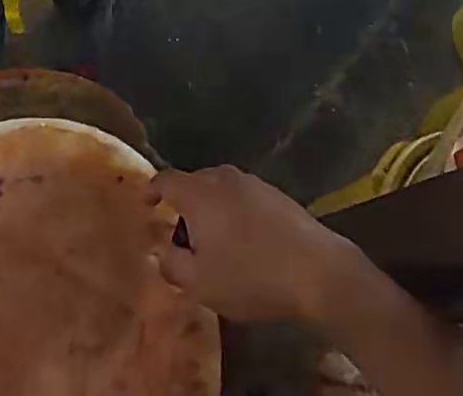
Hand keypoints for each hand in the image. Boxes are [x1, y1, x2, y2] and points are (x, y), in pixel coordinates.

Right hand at [146, 166, 368, 324]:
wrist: (317, 270)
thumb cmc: (251, 276)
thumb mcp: (201, 283)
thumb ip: (173, 265)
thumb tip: (163, 251)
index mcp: (199, 194)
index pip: (167, 180)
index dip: (152, 189)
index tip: (146, 202)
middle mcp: (224, 178)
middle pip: (194, 182)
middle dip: (183, 204)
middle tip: (182, 235)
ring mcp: (253, 183)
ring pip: (220, 188)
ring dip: (211, 208)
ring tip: (215, 241)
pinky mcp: (276, 194)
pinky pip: (242, 196)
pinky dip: (234, 211)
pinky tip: (244, 240)